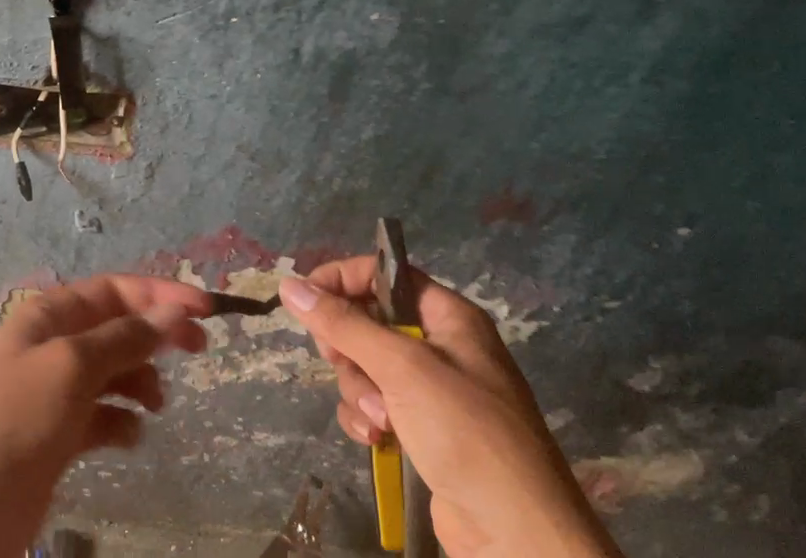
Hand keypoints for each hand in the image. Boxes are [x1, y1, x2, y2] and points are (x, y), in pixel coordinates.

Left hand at [0, 275, 209, 557]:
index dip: (159, 293)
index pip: (112, 290)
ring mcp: (56, 391)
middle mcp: (53, 345)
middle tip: (199, 350)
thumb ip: (124, 336)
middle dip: (156, 334)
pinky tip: (130, 436)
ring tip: (155, 405)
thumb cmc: (19, 416)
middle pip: (117, 327)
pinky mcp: (60, 433)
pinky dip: (122, 420)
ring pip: (114, 372)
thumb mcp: (72, 364)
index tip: (205, 309)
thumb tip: (172, 309)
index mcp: (49, 315)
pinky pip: (104, 415)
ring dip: (141, 380)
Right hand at [279, 259, 620, 557]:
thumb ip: (343, 324)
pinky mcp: (420, 427)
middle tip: (344, 364)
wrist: (515, 531)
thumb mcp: (401, 368)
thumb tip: (290, 285)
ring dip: (359, 391)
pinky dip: (367, 418)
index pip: (384, 275)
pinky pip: (373, 403)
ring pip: (364, 366)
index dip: (343, 281)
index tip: (306, 302)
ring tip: (381, 419)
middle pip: (367, 322)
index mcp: (449, 317)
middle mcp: (441, 346)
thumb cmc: (465, 432)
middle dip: (350, 349)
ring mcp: (431, 390)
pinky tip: (378, 439)